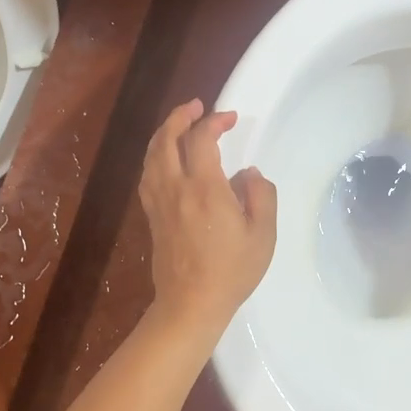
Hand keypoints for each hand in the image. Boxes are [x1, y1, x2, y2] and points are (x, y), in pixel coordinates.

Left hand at [139, 100, 278, 330]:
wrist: (191, 304)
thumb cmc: (232, 271)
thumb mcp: (262, 235)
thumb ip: (260, 196)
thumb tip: (248, 174)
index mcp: (205, 189)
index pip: (202, 139)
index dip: (214, 121)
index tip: (229, 118)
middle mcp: (176, 188)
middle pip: (168, 139)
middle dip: (181, 116)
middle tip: (196, 106)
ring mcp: (159, 202)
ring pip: (153, 155)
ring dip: (165, 133)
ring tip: (179, 124)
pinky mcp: (152, 216)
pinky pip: (147, 174)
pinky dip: (155, 156)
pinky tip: (164, 158)